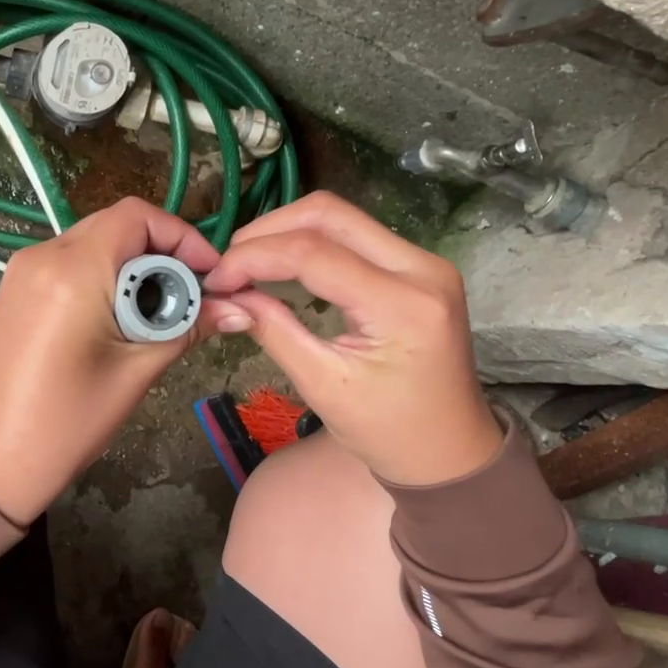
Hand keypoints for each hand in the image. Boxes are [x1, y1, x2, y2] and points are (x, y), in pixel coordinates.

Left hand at [0, 198, 231, 523]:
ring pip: (93, 243)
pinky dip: (103, 277)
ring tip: (161, 314)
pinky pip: (69, 264)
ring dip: (133, 266)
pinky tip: (121, 319)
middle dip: (162, 252)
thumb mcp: (133, 374)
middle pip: (115, 224)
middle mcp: (42, 255)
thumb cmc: (62, 424)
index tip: (211, 277)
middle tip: (193, 297)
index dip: (183, 236)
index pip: (138, 216)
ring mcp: (21, 271)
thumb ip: (185, 328)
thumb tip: (240, 307)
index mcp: (73, 269)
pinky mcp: (14, 291)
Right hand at [202, 192, 502, 486]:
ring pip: (340, 218)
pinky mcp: (416, 267)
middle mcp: (421, 268)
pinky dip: (309, 242)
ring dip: (286, 231)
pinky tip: (281, 265)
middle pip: (329, 215)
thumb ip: (273, 330)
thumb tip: (226, 296)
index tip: (216, 280)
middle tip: (228, 263)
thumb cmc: (388, 431)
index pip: (312, 253)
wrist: (450, 452)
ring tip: (246, 262)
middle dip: (267, 231)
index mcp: (401, 304)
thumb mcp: (322, 385)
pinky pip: (353, 236)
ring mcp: (423, 263)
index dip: (254, 258)